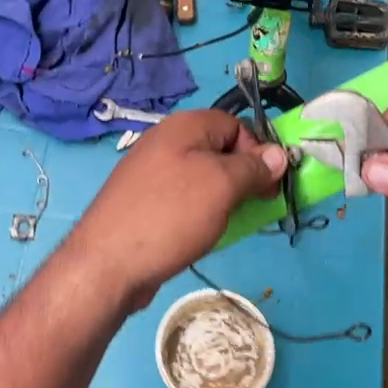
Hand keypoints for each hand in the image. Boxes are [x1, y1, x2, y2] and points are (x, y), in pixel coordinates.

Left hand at [57, 110, 287, 310]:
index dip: (257, 151)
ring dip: (223, 199)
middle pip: (218, 151)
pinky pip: (183, 199)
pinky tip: (202, 235)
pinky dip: (199, 213)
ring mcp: (151, 174)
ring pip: (202, 178)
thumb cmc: (171, 215)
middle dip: (242, 177)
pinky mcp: (144, 203)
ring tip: (228, 224)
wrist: (108, 263)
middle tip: (255, 206)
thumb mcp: (222, 185)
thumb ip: (253, 167)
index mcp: (184, 126)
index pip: (235, 124)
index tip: (270, 184)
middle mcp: (165, 142)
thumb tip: (278, 154)